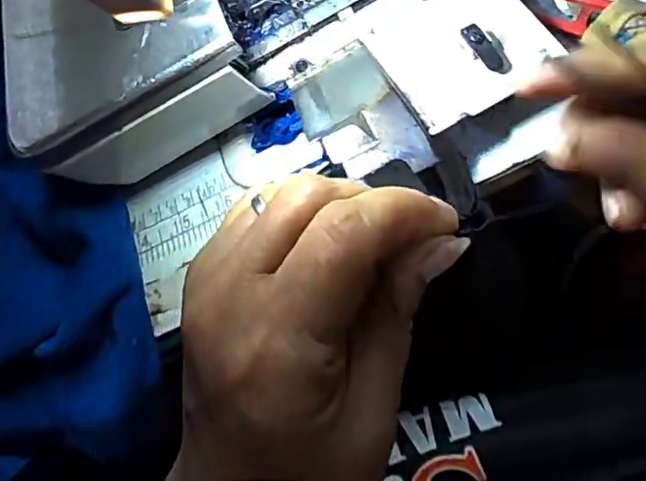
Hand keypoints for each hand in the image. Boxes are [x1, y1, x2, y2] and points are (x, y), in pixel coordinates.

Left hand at [170, 175, 465, 480]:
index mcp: (275, 332)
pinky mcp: (200, 265)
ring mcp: (206, 268)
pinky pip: (254, 209)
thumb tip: (440, 241)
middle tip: (412, 233)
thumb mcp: (372, 411)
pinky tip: (324, 240)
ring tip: (373, 236)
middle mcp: (228, 284)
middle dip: (368, 200)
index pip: (340, 233)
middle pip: (304, 197)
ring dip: (332, 199)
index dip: (399, 211)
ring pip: (277, 192)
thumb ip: (397, 313)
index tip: (444, 220)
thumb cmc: (309, 470)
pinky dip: (296, 210)